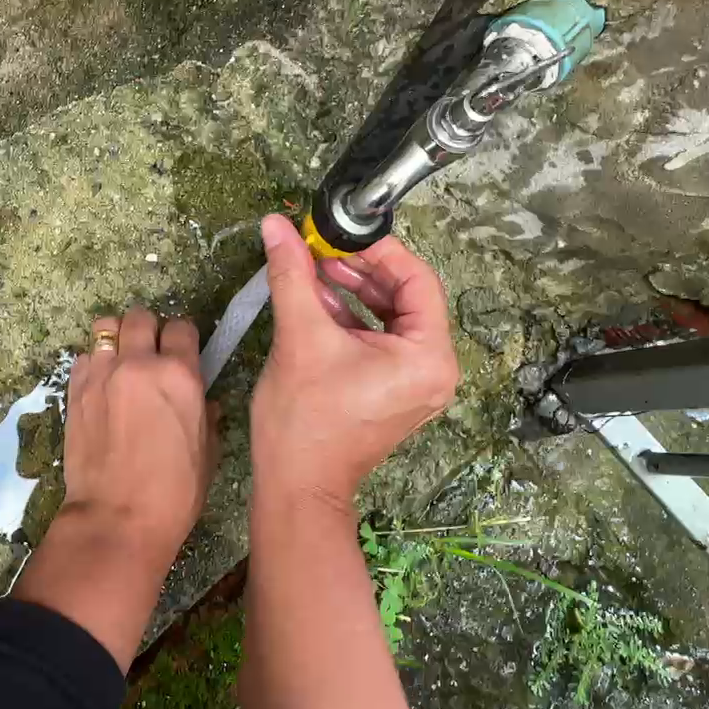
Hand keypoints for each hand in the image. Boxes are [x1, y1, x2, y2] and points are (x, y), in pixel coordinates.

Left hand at [57, 306, 219, 555]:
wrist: (116, 519)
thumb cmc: (174, 493)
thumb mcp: (207, 451)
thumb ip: (205, 413)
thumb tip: (201, 399)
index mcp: (179, 375)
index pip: (182, 327)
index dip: (184, 338)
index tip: (183, 352)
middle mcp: (138, 364)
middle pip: (140, 317)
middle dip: (149, 329)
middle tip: (151, 353)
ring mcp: (101, 374)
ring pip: (105, 326)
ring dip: (116, 337)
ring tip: (121, 359)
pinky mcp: (75, 390)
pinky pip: (83, 356)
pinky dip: (94, 362)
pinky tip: (101, 384)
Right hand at [249, 213, 458, 510]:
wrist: (296, 484)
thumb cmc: (305, 417)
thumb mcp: (299, 335)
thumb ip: (291, 273)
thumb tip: (276, 224)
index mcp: (428, 356)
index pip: (417, 280)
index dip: (378, 251)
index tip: (341, 233)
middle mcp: (433, 368)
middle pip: (404, 297)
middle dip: (360, 269)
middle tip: (321, 248)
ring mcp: (413, 382)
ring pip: (388, 316)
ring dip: (351, 290)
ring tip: (313, 268)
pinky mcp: (391, 390)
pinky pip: (377, 339)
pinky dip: (349, 317)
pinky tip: (315, 298)